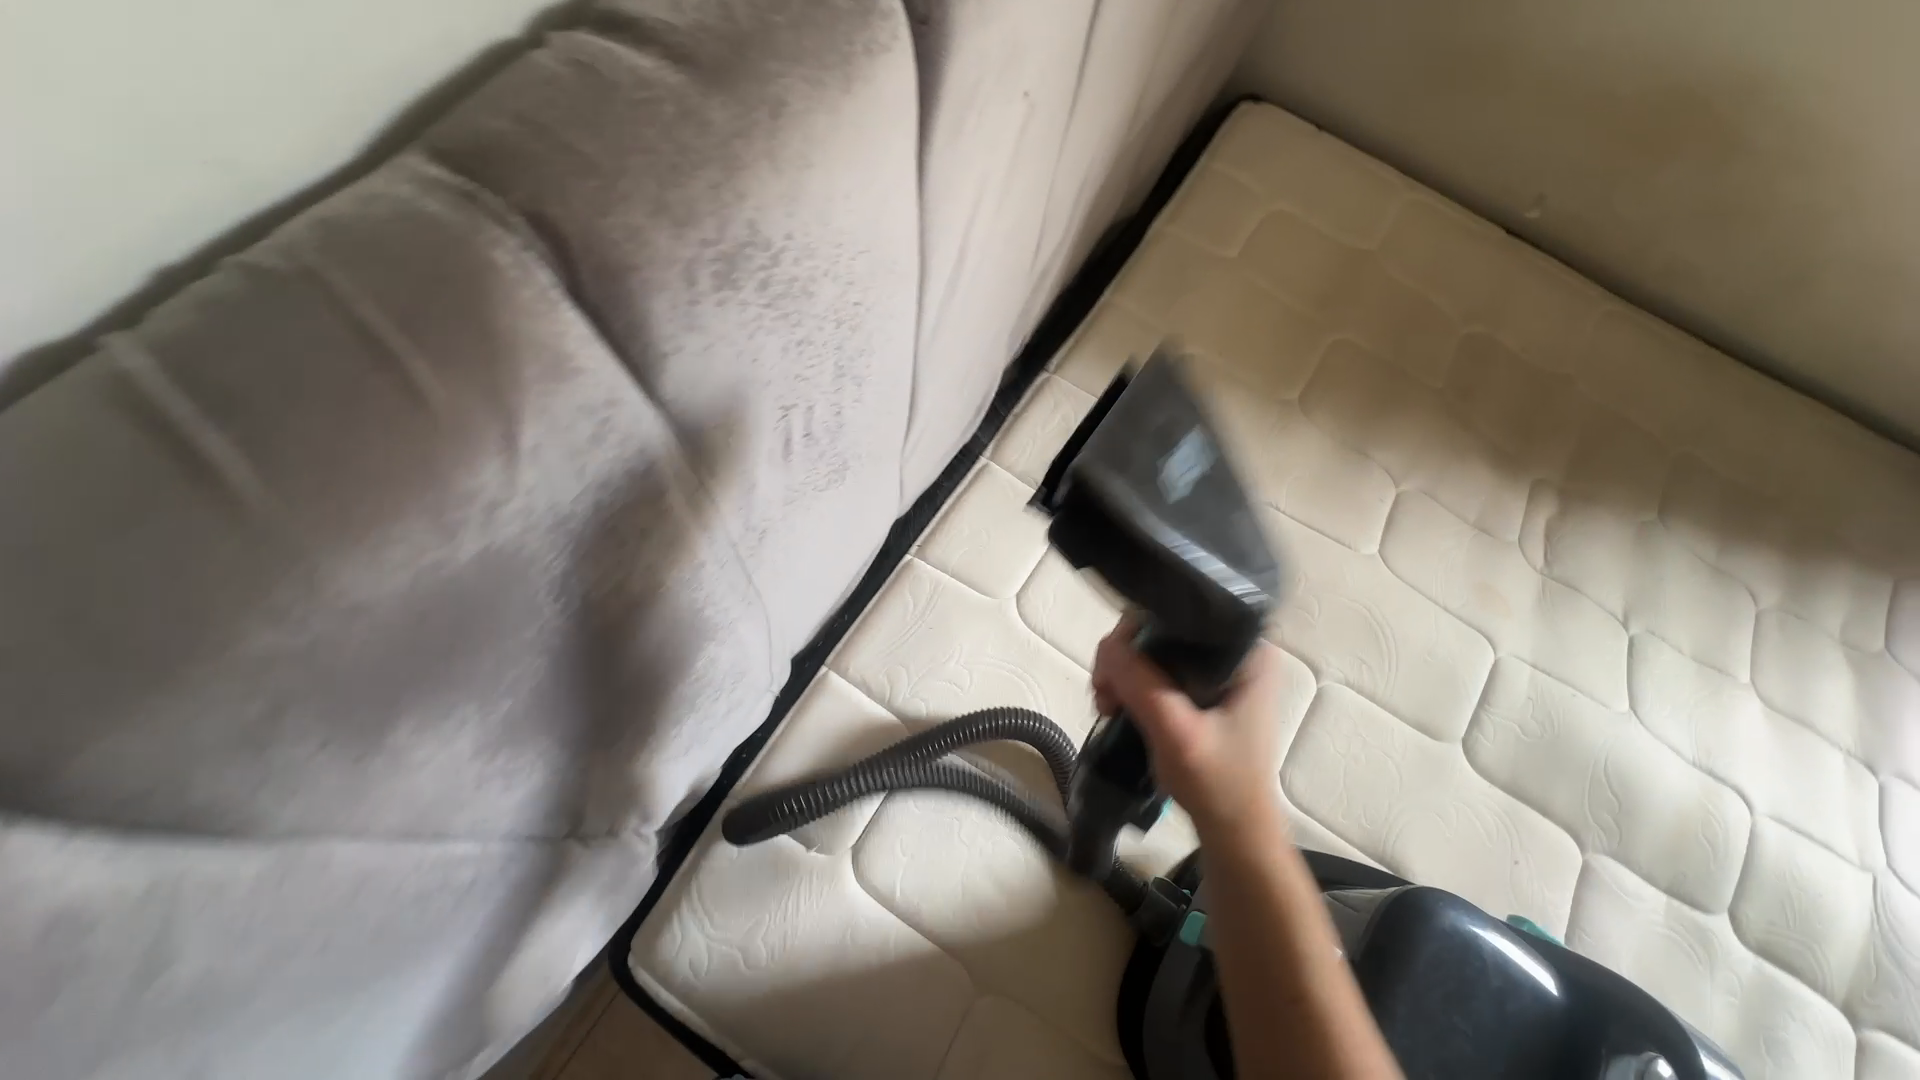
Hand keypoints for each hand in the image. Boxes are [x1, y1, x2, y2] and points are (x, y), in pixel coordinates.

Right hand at [1091, 620, 1289, 841]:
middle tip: (1104, 693)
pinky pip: (1155, 672)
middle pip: (1161, 629)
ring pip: (1152, 651)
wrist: (1233, 831)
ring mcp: (1218, 672)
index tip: (1113, 667)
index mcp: (1248, 651)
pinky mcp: (1202, 691)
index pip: (1181, 612)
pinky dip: (1131, 687)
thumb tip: (1105, 646)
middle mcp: (1236, 651)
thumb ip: (1142, 686)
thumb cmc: (1218, 784)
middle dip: (1124, 658)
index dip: (1137, 631)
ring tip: (1107, 706)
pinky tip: (1116, 709)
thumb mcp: (1177, 733)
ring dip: (1122, 674)